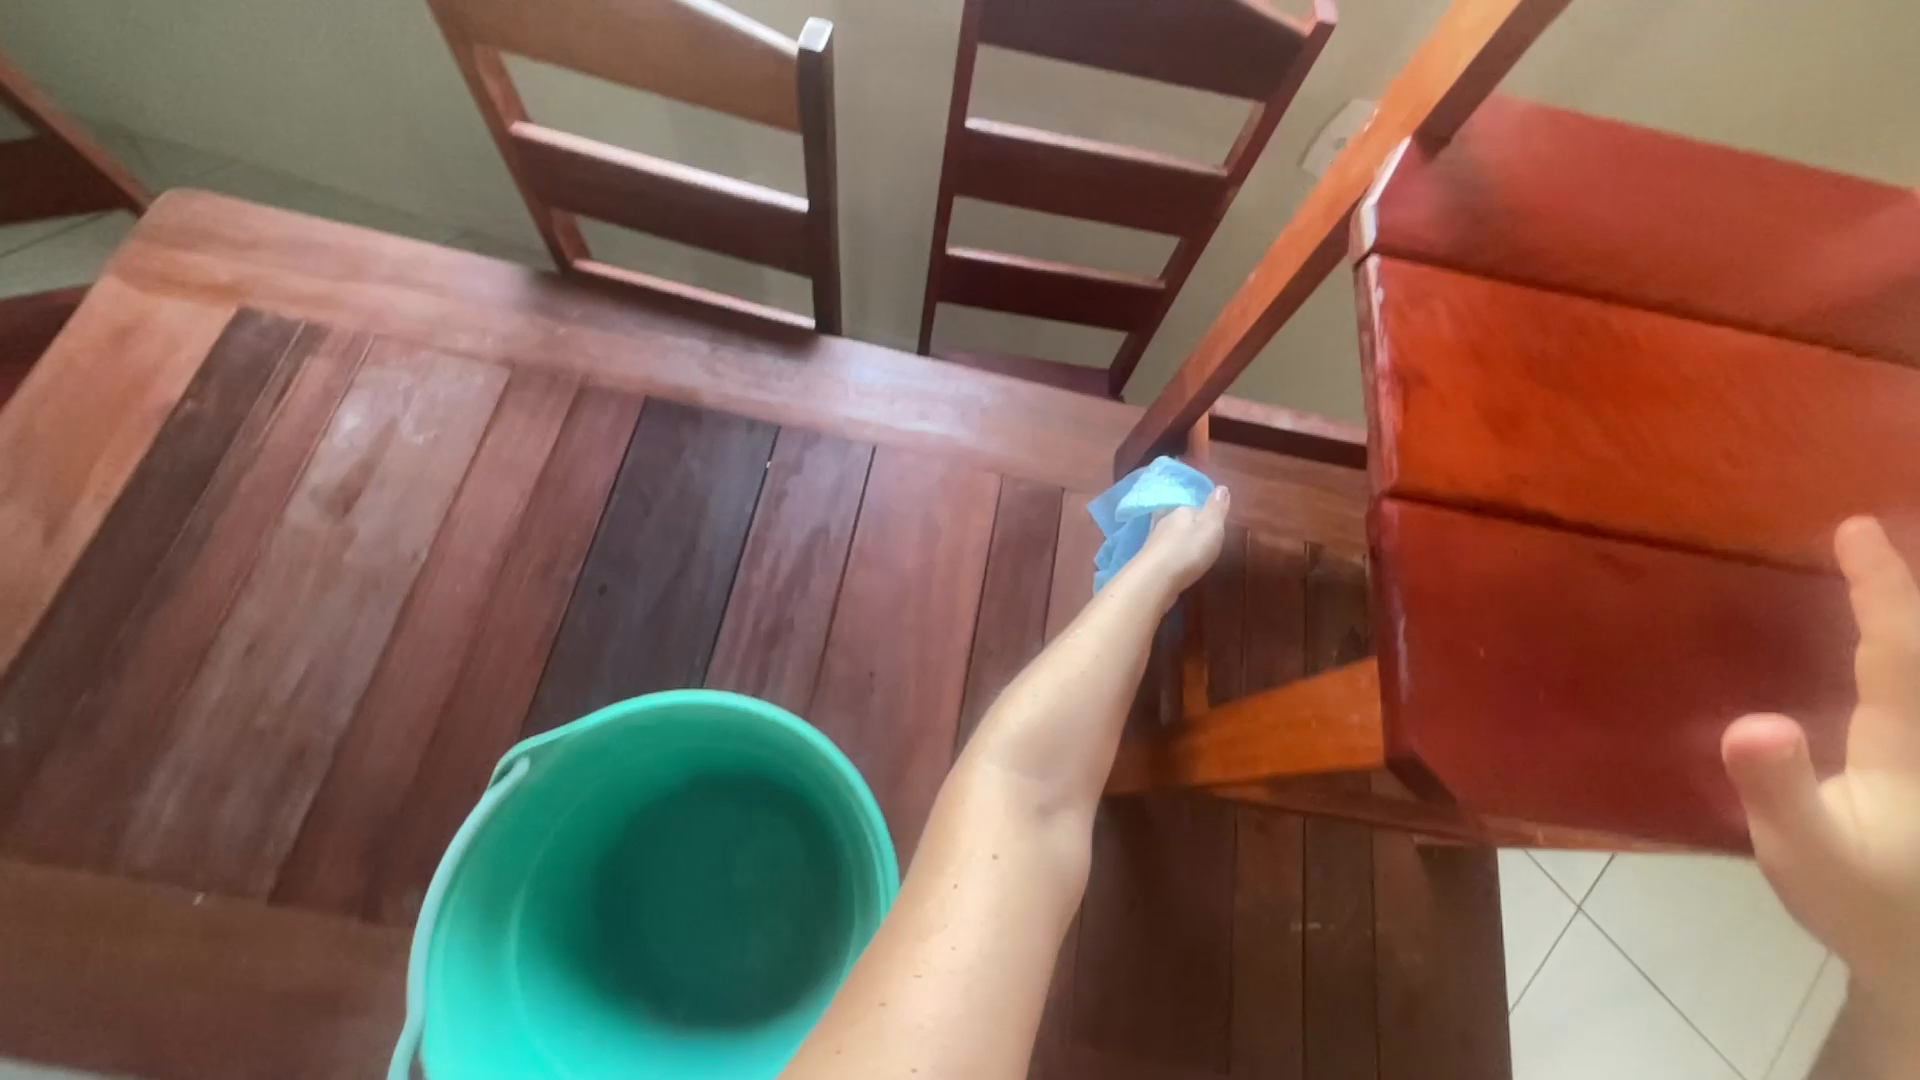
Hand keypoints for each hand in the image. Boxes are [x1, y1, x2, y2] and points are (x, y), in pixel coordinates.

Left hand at [1126, 486, 1229, 599]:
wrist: (1154, 579)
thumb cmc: (1189, 551)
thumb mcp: (1211, 527)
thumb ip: (1216, 508)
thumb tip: (1221, 487)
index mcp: (1182, 512)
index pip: (1196, 509)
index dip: (1207, 519)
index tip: (1216, 530)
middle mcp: (1165, 522)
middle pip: (1182, 523)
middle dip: (1192, 532)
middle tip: (1206, 545)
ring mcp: (1154, 541)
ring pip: (1172, 538)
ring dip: (1181, 545)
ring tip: (1193, 557)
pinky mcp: (1149, 560)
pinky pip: (1165, 554)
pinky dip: (1173, 558)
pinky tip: (1177, 566)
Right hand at [1722, 517, 1919, 1012]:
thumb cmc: (1863, 904)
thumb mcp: (1805, 853)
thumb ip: (1779, 791)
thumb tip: (1756, 722)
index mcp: (1905, 744)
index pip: (1899, 648)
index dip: (1883, 586)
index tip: (1858, 527)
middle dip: (1911, 592)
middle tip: (1886, 530)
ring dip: (1905, 624)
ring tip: (1888, 580)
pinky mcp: (1912, 768)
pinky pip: (1909, 692)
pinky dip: (1898, 656)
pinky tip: (1883, 651)